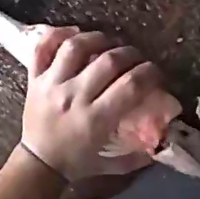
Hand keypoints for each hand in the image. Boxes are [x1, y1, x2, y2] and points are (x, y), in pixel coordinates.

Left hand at [20, 28, 174, 181]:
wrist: (37, 164)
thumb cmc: (76, 163)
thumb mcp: (110, 165)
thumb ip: (138, 156)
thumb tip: (165, 139)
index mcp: (95, 120)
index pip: (131, 84)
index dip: (150, 73)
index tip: (156, 73)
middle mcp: (73, 97)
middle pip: (109, 61)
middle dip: (131, 54)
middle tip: (136, 58)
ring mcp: (51, 85)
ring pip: (76, 47)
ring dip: (98, 38)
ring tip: (110, 42)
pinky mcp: (34, 79)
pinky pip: (43, 48)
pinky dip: (58, 34)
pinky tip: (74, 33)